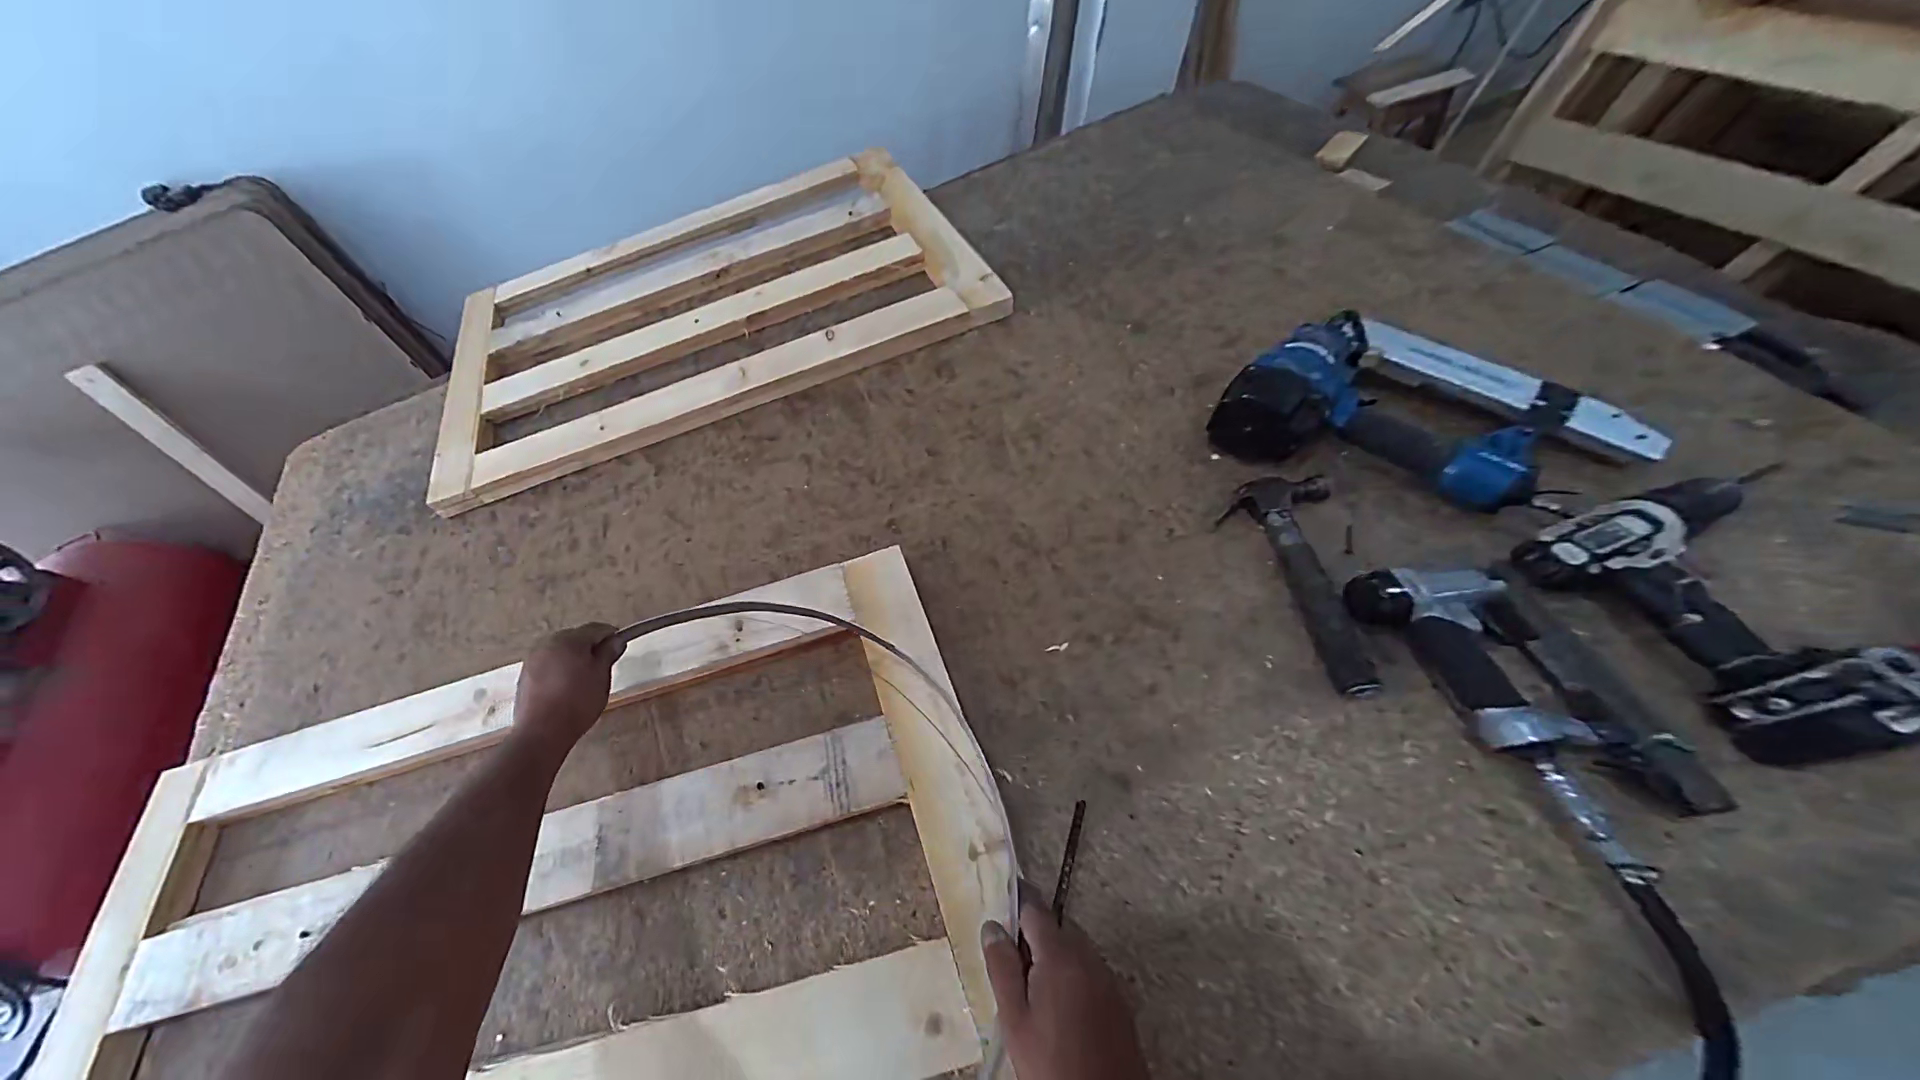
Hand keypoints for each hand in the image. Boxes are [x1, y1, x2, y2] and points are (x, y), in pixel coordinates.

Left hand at [511, 623, 620, 757]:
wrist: (542, 731)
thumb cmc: (578, 701)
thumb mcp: (601, 676)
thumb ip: (608, 653)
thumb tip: (615, 640)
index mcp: (570, 639)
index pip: (597, 628)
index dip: (611, 637)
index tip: (619, 649)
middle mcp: (548, 643)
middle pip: (576, 637)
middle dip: (590, 647)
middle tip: (603, 666)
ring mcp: (533, 658)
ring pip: (561, 650)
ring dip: (574, 658)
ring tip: (584, 678)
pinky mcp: (525, 674)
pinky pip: (549, 663)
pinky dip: (560, 669)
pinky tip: (566, 686)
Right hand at [982, 897, 1149, 1079]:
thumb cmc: (1051, 1065)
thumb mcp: (1015, 1020)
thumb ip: (1002, 968)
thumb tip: (992, 927)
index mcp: (1060, 955)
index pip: (1036, 909)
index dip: (1016, 901)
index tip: (1000, 902)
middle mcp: (1088, 956)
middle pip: (1057, 927)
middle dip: (1033, 934)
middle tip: (1011, 963)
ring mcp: (1107, 977)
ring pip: (1074, 947)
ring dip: (1053, 954)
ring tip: (1032, 990)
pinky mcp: (1118, 998)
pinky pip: (1089, 969)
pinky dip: (1071, 973)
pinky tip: (1058, 1005)